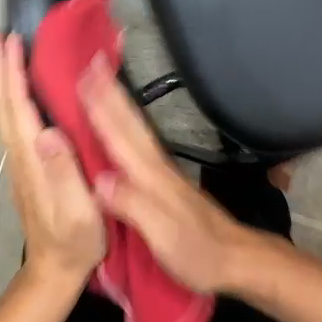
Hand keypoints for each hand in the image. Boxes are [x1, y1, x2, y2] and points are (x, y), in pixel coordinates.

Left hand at [0, 28, 105, 286]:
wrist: (55, 270)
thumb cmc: (73, 240)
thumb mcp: (76, 211)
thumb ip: (62, 173)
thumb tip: (48, 133)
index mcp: (32, 158)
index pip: (18, 106)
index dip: (13, 71)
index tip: (11, 39)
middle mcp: (20, 153)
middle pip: (4, 102)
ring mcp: (20, 159)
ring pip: (6, 109)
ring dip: (2, 76)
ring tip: (2, 49)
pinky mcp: (26, 163)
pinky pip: (14, 118)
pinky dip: (12, 94)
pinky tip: (19, 88)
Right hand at [78, 57, 259, 293]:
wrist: (235, 260)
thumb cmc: (198, 251)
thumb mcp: (164, 235)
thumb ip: (133, 205)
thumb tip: (100, 178)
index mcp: (150, 175)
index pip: (120, 133)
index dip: (102, 105)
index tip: (86, 74)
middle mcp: (154, 165)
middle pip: (128, 122)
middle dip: (109, 92)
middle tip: (93, 61)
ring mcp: (162, 173)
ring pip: (134, 129)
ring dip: (118, 102)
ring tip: (103, 80)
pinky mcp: (165, 183)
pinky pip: (138, 143)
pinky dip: (127, 126)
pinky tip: (122, 125)